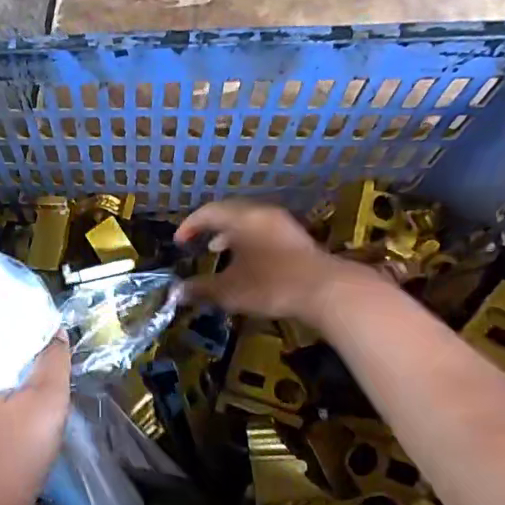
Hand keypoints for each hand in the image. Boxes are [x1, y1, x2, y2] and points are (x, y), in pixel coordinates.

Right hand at [175, 199, 389, 324]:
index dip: (189, 226)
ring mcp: (281, 224)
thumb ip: (201, 289)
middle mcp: (261, 214)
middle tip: (196, 240)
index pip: (208, 212)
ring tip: (217, 250)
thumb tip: (177, 292)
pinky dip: (247, 240)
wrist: (327, 290)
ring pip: (247, 221)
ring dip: (229, 234)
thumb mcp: (230, 290)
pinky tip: (246, 260)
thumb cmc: (271, 285)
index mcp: (241, 219)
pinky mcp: (295, 237)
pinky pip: (262, 230)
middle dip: (209, 226)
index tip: (179, 242)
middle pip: (229, 212)